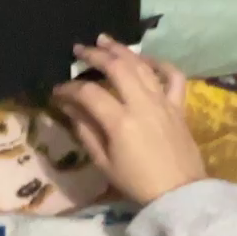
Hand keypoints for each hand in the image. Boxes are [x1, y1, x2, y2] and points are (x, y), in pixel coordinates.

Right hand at [51, 35, 205, 203]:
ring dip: (122, 50)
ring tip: (105, 41)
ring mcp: (164, 102)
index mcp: (120, 122)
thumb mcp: (102, 161)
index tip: (57, 91)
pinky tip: (146, 60)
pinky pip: (172, 77)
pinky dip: (159, 64)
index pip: (88, 93)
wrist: (179, 194)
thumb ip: (85, 130)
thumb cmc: (136, 182)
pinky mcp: (179, 106)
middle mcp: (142, 104)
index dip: (69, 88)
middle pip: (117, 67)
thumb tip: (68, 106)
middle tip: (79, 49)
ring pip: (142, 66)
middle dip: (95, 55)